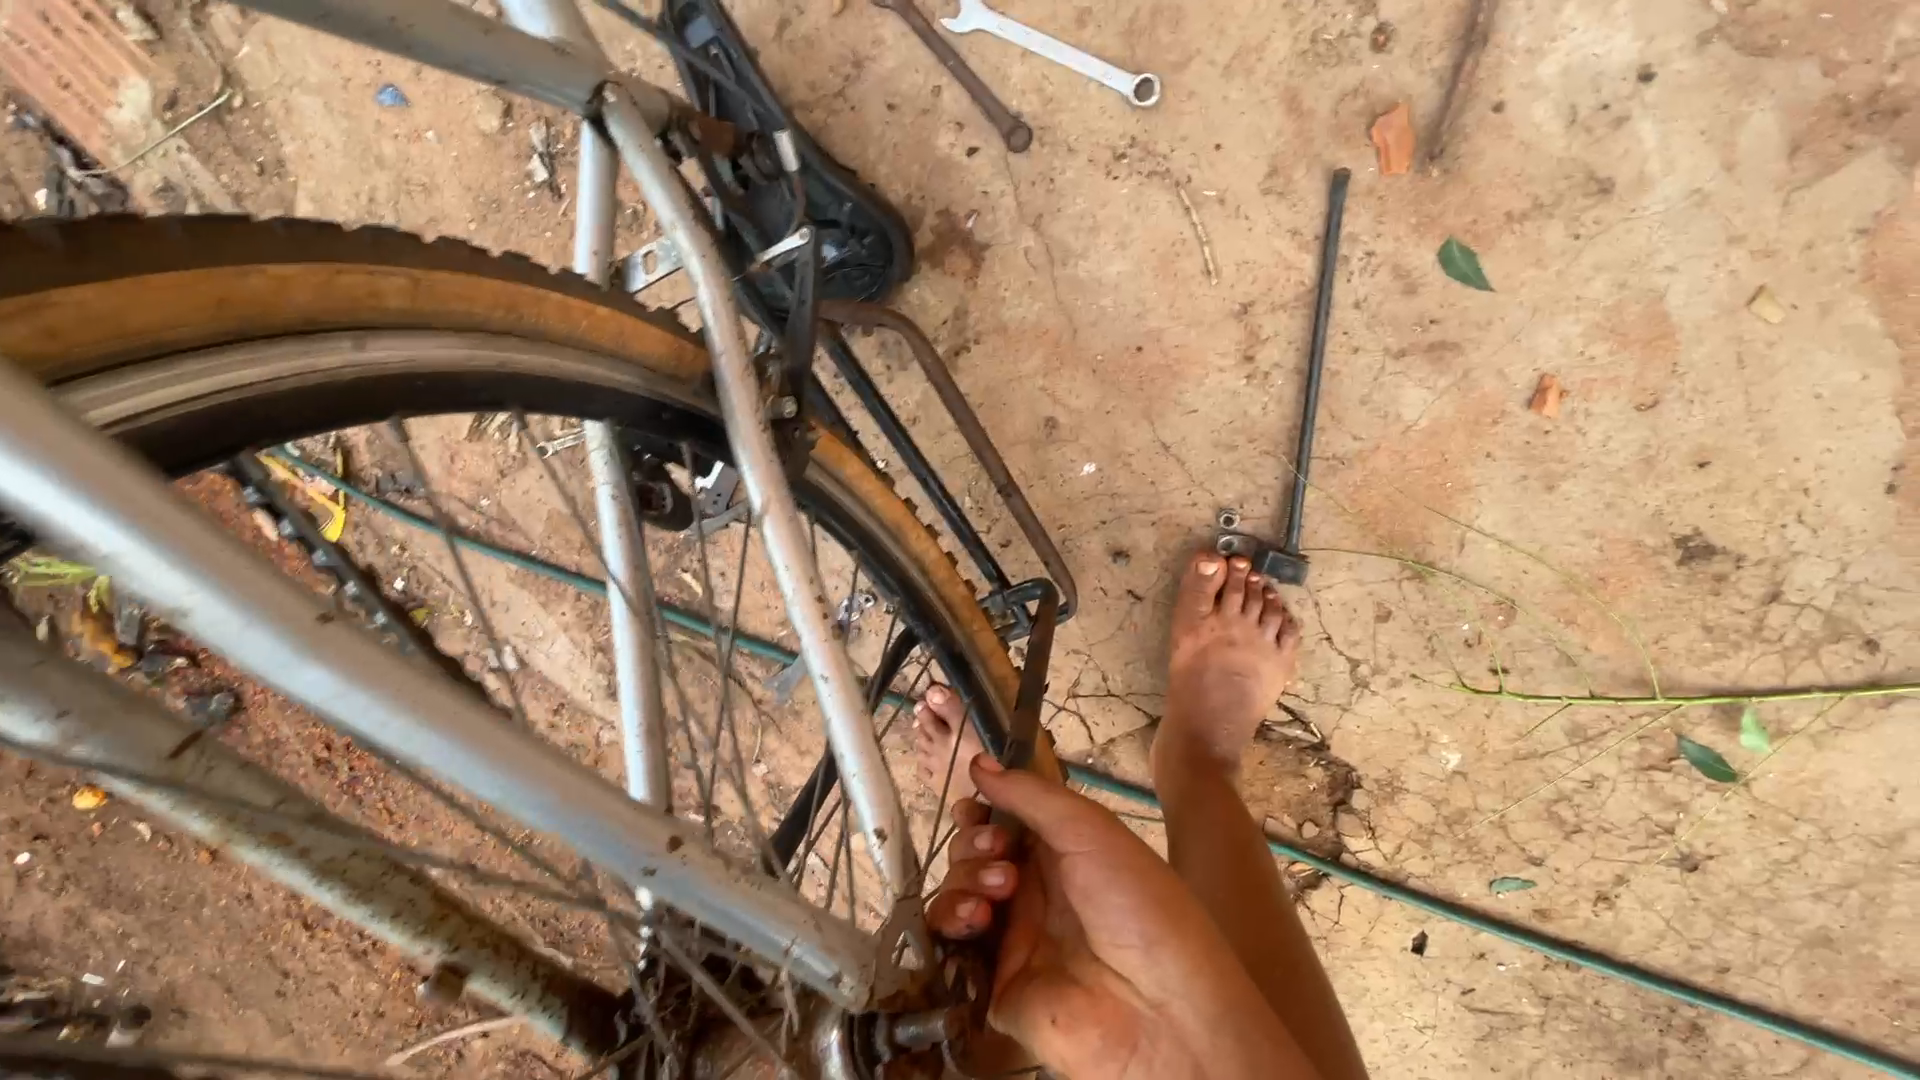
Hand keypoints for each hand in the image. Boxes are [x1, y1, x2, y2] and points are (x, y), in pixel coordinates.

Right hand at [929, 755, 1320, 1079]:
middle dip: (975, 843)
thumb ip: (1029, 794)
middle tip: (999, 853)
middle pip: (973, 853)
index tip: (973, 805)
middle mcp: (1032, 891)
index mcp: (1060, 852)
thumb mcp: (1089, 829)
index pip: (1002, 821)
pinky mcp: (993, 982)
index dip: (981, 810)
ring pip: (957, 893)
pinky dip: (950, 922)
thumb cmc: (1137, 903)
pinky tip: (975, 918)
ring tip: (997, 890)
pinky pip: (951, 946)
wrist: (1161, 1010)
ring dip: (964, 878)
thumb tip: (977, 763)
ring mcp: (1012, 937)